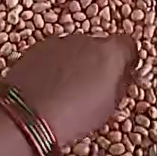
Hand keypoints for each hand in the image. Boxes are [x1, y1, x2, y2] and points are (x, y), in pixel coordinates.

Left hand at [4, 34, 137, 145]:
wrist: (28, 115)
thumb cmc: (75, 115)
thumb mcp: (109, 107)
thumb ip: (119, 84)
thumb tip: (121, 76)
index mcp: (110, 53)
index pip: (128, 45)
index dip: (126, 59)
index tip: (124, 73)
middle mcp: (86, 40)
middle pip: (99, 46)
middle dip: (98, 62)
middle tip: (93, 87)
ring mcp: (59, 42)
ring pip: (74, 49)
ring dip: (74, 63)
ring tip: (67, 90)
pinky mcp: (36, 48)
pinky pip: (53, 54)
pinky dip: (53, 66)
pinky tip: (49, 87)